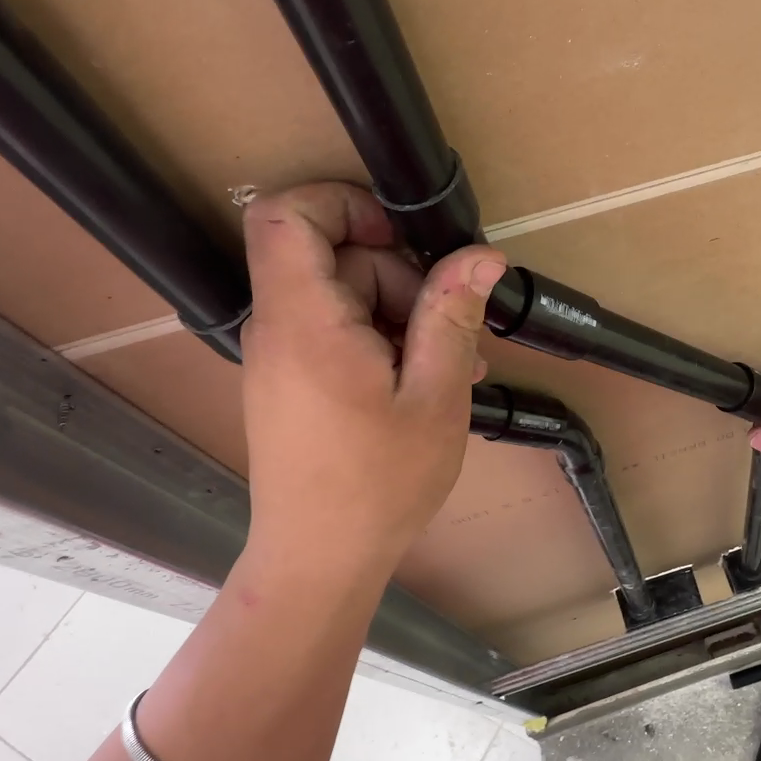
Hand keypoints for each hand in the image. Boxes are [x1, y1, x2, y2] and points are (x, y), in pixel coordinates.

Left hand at [238, 182, 506, 574]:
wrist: (321, 558)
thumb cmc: (379, 482)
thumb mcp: (435, 394)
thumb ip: (452, 314)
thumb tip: (482, 255)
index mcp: (305, 321)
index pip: (286, 215)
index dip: (343, 203)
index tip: (403, 238)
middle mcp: (278, 329)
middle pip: (332, 260)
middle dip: (400, 280)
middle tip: (450, 334)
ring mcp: (280, 358)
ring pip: (342, 300)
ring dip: (401, 318)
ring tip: (451, 369)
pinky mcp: (289, 384)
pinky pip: (335, 336)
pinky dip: (381, 344)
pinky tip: (425, 385)